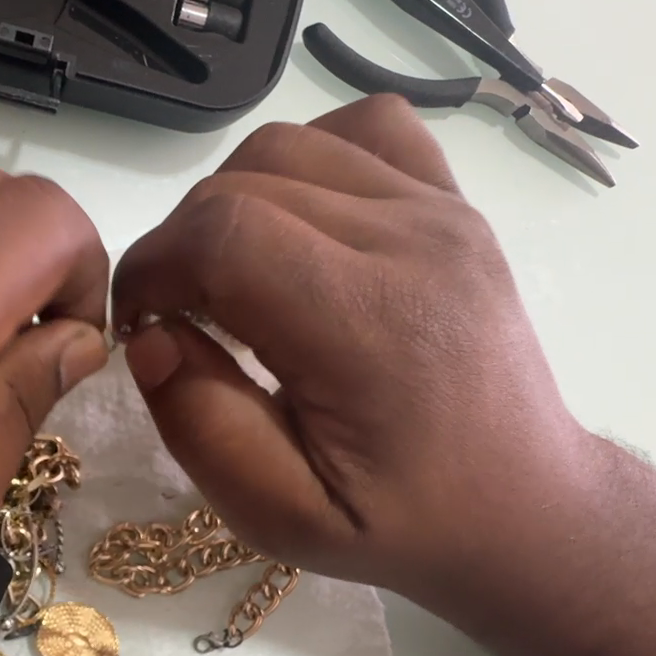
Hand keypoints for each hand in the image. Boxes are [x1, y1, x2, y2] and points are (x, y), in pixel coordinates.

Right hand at [110, 96, 597, 599]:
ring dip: (223, 206)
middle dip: (174, 247)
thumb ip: (203, 428)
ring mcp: (439, 211)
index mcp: (365, 325)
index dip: (150, 270)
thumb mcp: (279, 516)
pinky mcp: (451, 204)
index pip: (223, 237)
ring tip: (221, 279)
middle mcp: (410, 241)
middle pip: (242, 184)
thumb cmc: (394, 522)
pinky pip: (357, 133)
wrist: (518, 504)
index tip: (137, 328)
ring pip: (287, 148)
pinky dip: (298, 165)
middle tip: (172, 319)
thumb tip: (150, 340)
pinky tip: (287, 228)